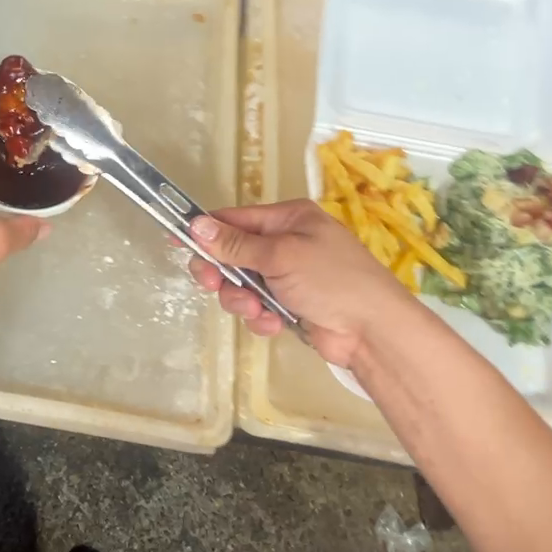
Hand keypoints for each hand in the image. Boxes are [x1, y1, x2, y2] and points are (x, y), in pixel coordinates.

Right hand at [186, 200, 420, 370]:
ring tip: (256, 310)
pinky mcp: (289, 305)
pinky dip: (260, 316)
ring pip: (240, 284)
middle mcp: (286, 243)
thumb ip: (235, 243)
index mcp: (288, 219)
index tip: (176, 239)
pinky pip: (257, 306)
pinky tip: (273, 323)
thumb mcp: (280, 255)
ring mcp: (287, 276)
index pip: (234, 219)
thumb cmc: (332, 280)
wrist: (375, 332)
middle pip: (231, 254)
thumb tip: (195, 224)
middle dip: (222, 272)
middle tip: (212, 284)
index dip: (204, 230)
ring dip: (241, 299)